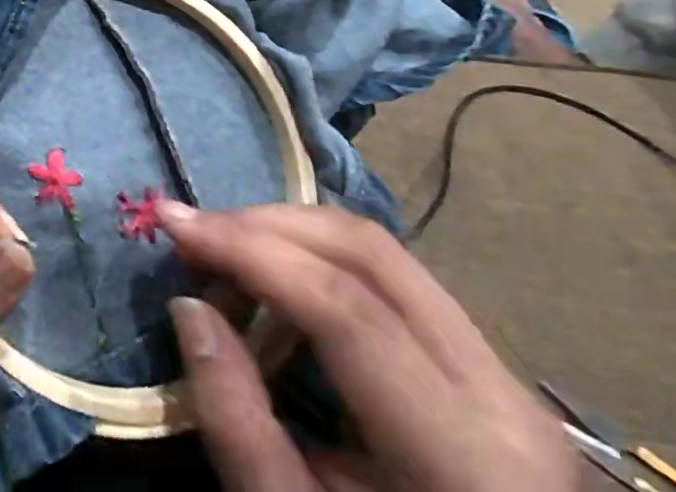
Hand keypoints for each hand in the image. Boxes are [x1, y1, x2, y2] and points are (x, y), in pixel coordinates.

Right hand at [156, 203, 576, 491]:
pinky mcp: (487, 366)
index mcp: (464, 454)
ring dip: (288, 238)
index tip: (171, 220)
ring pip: (384, 255)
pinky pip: (393, 282)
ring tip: (223, 260)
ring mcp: (503, 374)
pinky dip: (318, 264)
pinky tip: (274, 291)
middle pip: (370, 254)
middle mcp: (503, 394)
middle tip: (193, 233)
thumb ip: (233, 414)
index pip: (345, 308)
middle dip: (265, 226)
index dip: (248, 250)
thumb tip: (189, 305)